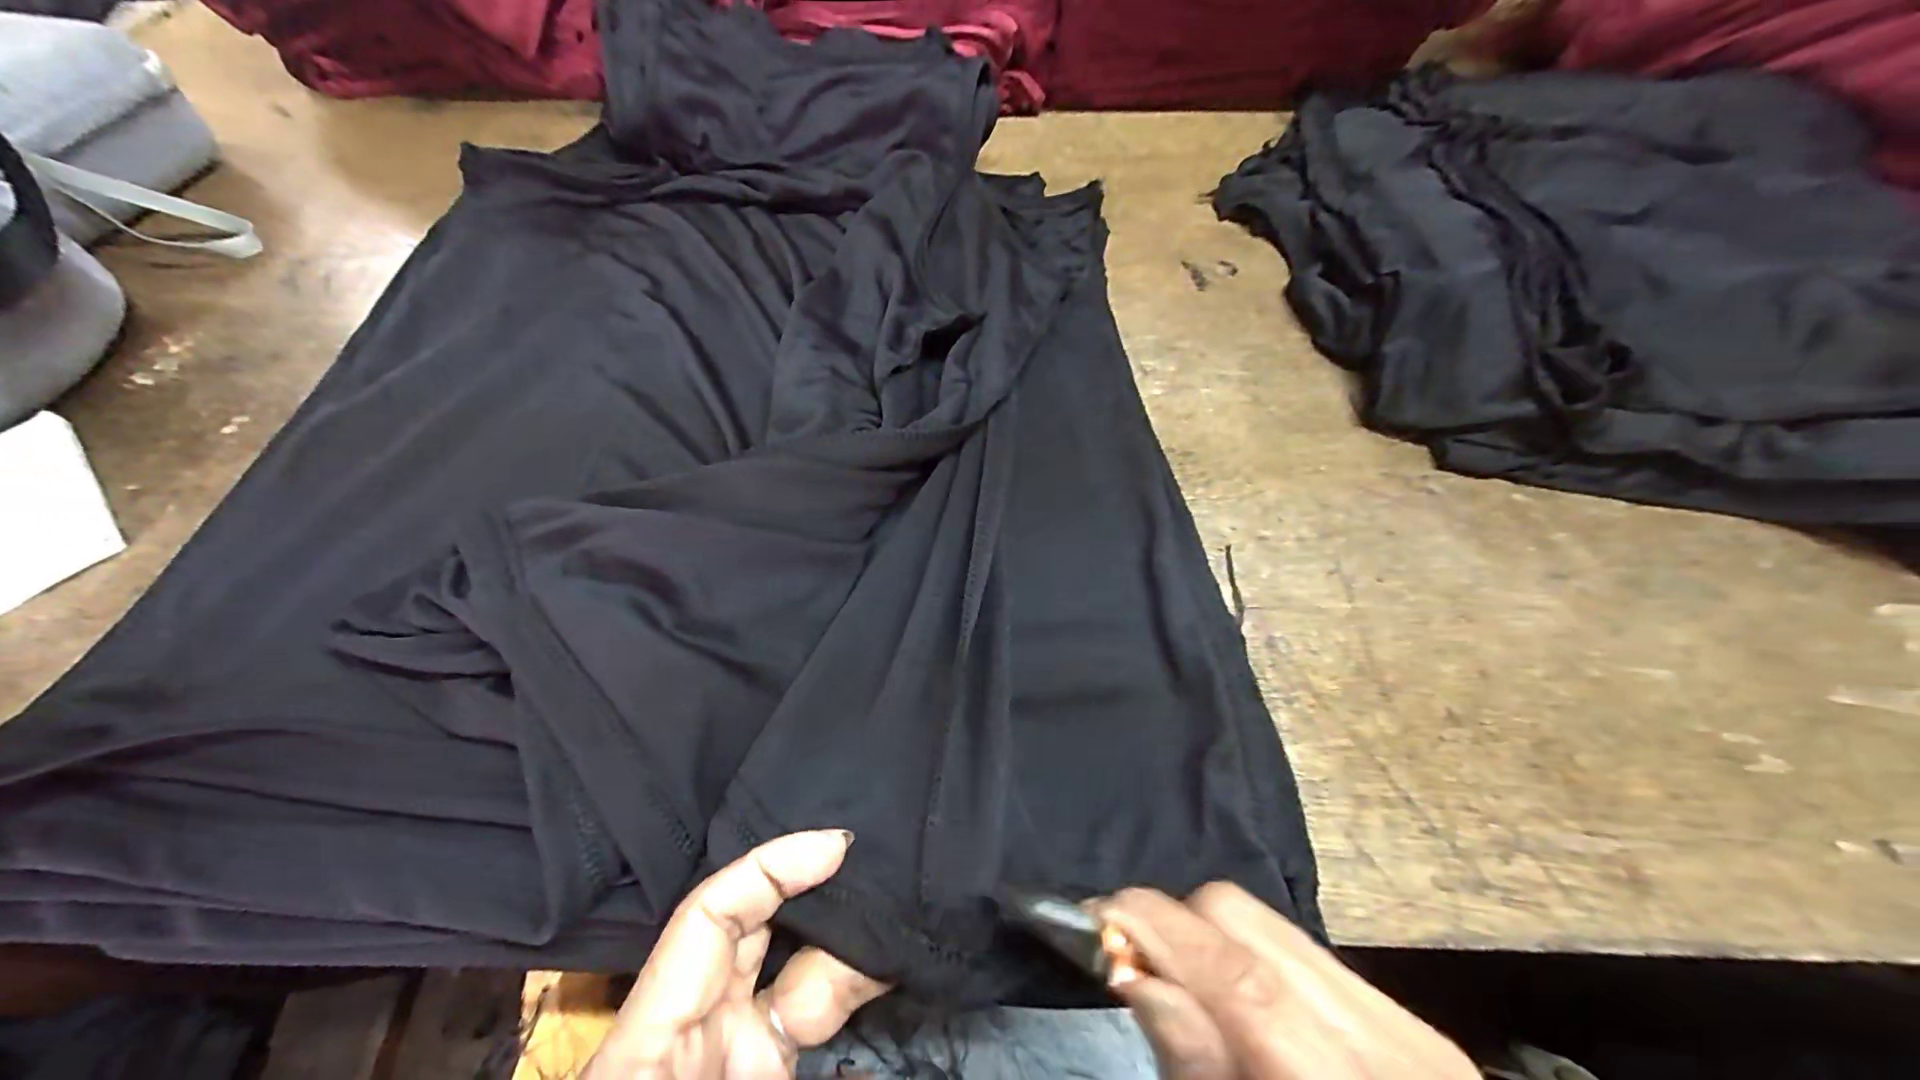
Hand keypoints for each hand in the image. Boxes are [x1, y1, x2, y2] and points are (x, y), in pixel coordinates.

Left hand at [582, 830, 890, 1079]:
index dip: (770, 868)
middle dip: (813, 886)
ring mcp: (731, 1049)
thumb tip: (875, 1037)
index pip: (712, 917)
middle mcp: (694, 1026)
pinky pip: (806, 1007)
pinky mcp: (759, 1066)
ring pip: (790, 966)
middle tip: (876, 858)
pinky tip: (889, 964)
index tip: (836, 847)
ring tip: (896, 903)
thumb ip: (812, 1036)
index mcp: (658, 1036)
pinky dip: (846, 984)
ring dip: (843, 939)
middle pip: (753, 925)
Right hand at [1099, 883, 1477, 1079]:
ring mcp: (1408, 1028)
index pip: (1237, 974)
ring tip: (1176, 979)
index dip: (1154, 931)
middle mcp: (1388, 1045)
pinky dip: (1248, 956)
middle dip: (1172, 924)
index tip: (1094, 920)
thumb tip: (1132, 975)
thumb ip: (1195, 1069)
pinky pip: (1302, 951)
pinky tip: (1234, 1002)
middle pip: (1244, 918)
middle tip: (1131, 965)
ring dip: (1205, 936)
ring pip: (1270, 922)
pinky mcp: (1410, 1025)